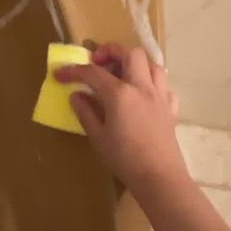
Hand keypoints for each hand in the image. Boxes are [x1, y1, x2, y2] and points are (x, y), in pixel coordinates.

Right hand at [58, 43, 187, 192]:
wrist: (160, 178)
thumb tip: (76, 95)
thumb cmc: (125, 159)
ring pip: (152, 65)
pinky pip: (165, 86)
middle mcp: (141, 87)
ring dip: (136, 64)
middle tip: (98, 65)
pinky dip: (153, 84)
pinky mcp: (170, 109)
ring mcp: (159, 96)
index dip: (73, 70)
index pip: (92, 72)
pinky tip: (143, 96)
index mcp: (120, 93)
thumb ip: (86, 112)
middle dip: (111, 52)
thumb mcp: (98, 137)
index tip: (60, 74)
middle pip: (130, 53)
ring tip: (122, 76)